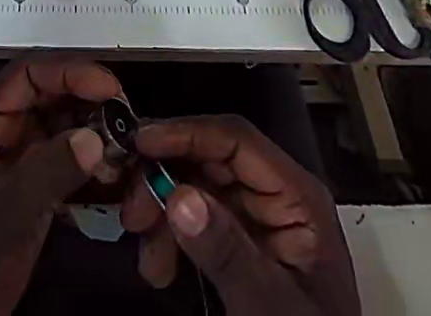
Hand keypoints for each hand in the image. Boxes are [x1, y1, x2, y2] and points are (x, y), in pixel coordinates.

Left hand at [0, 57, 123, 315]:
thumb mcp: (4, 215)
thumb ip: (48, 173)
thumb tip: (96, 137)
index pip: (27, 74)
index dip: (69, 71)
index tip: (110, 88)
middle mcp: (1, 129)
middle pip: (50, 94)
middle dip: (89, 102)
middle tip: (128, 122)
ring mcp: (18, 156)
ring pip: (63, 124)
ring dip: (94, 133)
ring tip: (125, 155)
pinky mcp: (32, 184)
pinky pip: (67, 157)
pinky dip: (91, 162)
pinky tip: (114, 178)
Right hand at [121, 115, 359, 314]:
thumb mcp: (269, 305)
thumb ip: (227, 252)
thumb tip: (180, 197)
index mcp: (296, 196)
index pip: (235, 140)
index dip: (185, 133)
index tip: (141, 143)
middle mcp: (273, 195)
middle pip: (206, 159)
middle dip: (164, 181)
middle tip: (134, 213)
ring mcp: (253, 216)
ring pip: (192, 186)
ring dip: (160, 214)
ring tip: (150, 259)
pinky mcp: (236, 239)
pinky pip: (192, 217)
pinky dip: (167, 236)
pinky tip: (159, 267)